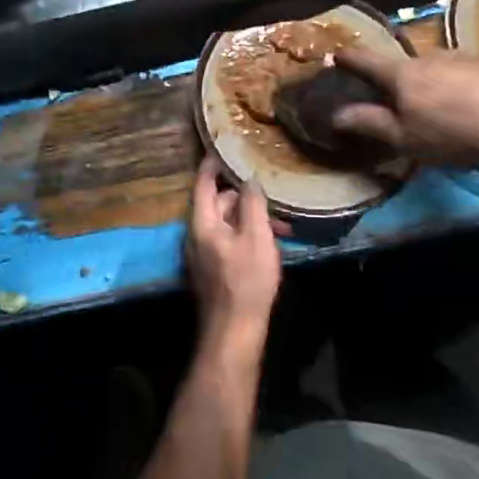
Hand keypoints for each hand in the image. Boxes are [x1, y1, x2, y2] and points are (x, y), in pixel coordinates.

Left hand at [187, 157, 281, 334]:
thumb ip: (252, 205)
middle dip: (244, 197)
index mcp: (202, 223)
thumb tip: (249, 180)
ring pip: (226, 224)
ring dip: (250, 220)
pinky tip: (270, 245)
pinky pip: (227, 240)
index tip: (220, 149)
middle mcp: (196, 235)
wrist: (234, 330)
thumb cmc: (247, 281)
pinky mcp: (211, 268)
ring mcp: (202, 253)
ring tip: (282, 228)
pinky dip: (246, 236)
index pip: (203, 185)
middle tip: (272, 197)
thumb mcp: (256, 237)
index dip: (212, 165)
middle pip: (217, 204)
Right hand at [330, 48, 478, 170]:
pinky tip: (477, 120)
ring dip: (436, 90)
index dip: (348, 59)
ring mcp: (465, 59)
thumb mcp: (403, 137)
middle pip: (406, 67)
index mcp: (401, 73)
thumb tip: (335, 114)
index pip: (366, 60)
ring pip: (440, 73)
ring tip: (445, 120)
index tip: (335, 55)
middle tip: (402, 107)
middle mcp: (430, 57)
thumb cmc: (452, 132)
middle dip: (400, 83)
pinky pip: (469, 80)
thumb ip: (368, 123)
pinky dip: (465, 95)